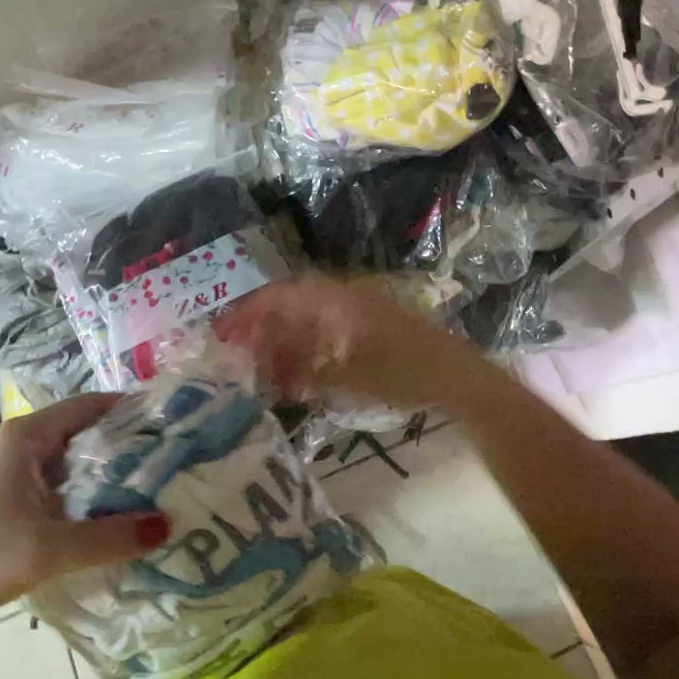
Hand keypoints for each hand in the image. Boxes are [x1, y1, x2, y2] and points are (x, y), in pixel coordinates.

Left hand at [0, 393, 170, 631]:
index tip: (174, 423)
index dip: (132, 410)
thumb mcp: (50, 549)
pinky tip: (113, 514)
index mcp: (25, 435)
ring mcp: (10, 470)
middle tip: (173, 459)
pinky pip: (59, 483)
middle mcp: (18, 442)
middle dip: (126, 444)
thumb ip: (112, 537)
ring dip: (108, 472)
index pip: (91, 405)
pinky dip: (87, 492)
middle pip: (84, 431)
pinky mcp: (7, 497)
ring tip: (155, 485)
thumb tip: (170, 524)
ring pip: (72, 460)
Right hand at [213, 276, 486, 412]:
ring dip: (284, 345)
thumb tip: (264, 373)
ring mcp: (357, 313)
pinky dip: (308, 354)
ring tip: (264, 375)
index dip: (247, 314)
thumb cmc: (400, 372)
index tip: (223, 334)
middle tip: (238, 358)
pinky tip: (298, 381)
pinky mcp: (370, 331)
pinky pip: (327, 336)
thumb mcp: (346, 377)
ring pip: (308, 324)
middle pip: (290, 308)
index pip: (278, 297)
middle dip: (262, 332)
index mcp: (333, 301)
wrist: (456, 376)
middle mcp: (342, 299)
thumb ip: (301, 372)